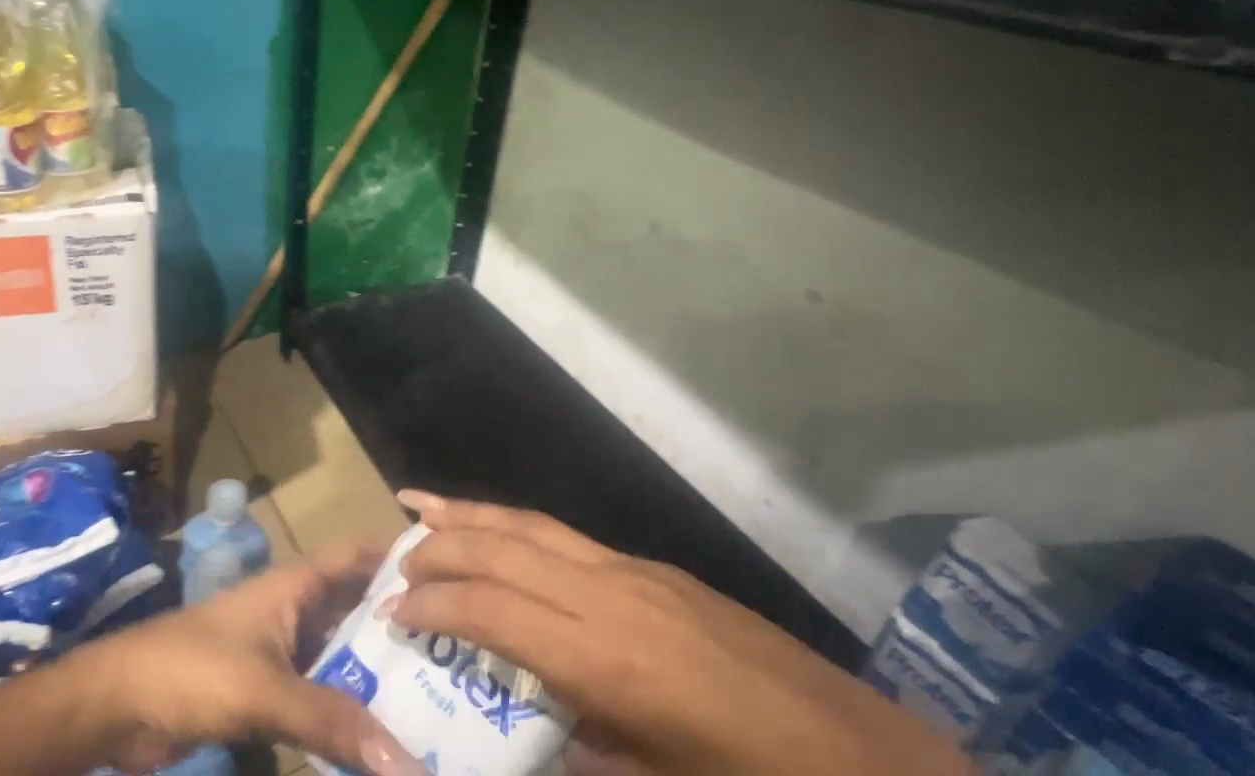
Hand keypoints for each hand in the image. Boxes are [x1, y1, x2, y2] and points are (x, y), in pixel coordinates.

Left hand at [62, 542, 426, 775]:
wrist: (115, 707)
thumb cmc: (191, 670)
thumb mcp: (266, 690)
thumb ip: (332, 722)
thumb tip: (407, 764)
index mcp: (294, 585)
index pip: (356, 557)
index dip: (397, 558)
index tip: (449, 574)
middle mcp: (292, 610)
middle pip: (355, 612)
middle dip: (398, 629)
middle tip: (456, 653)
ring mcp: (278, 652)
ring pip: (339, 658)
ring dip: (374, 677)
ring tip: (434, 698)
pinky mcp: (264, 692)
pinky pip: (317, 696)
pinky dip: (345, 712)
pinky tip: (379, 734)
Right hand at [387, 492, 975, 775]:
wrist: (865, 757)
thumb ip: (578, 750)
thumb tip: (527, 726)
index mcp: (606, 658)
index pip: (495, 611)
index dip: (435, 606)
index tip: (389, 611)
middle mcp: (615, 595)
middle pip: (507, 549)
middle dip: (442, 546)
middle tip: (391, 557)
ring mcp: (642, 574)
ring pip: (538, 527)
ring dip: (476, 515)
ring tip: (423, 505)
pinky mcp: (664, 571)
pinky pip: (573, 537)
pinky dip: (524, 527)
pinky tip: (508, 533)